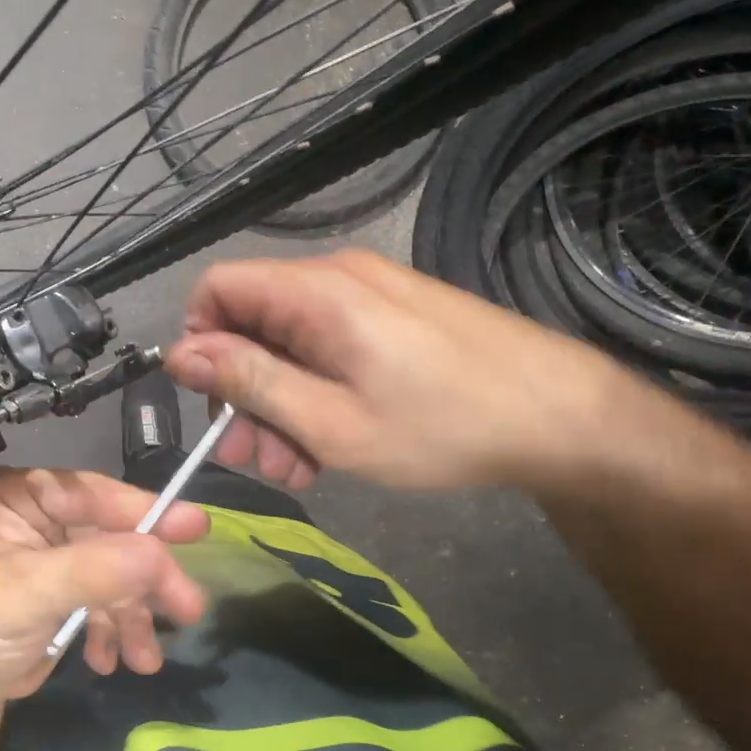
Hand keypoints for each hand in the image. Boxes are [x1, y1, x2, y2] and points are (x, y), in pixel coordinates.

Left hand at [0, 467, 209, 701]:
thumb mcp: (26, 595)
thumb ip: (91, 572)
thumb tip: (158, 554)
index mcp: (18, 496)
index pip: (90, 493)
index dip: (143, 509)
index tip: (195, 527)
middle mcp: (40, 517)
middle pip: (114, 535)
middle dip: (147, 578)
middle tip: (188, 610)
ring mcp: (56, 555)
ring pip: (118, 572)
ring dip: (135, 616)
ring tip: (144, 659)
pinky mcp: (67, 592)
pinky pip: (109, 601)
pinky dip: (117, 631)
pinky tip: (110, 660)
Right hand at [165, 250, 655, 489]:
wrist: (570, 422)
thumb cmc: (444, 425)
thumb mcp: (330, 420)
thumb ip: (249, 382)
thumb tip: (180, 355)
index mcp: (316, 293)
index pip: (216, 288)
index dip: (199, 343)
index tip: (213, 404)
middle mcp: (337, 281)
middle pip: (250, 323)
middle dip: (240, 393)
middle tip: (251, 460)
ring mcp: (369, 299)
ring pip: (287, 344)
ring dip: (276, 407)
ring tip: (292, 469)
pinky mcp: (393, 320)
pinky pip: (326, 350)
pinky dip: (312, 396)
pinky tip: (324, 449)